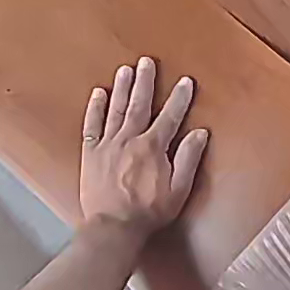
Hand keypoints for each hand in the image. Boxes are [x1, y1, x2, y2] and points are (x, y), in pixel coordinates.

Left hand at [79, 56, 208, 239]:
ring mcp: (107, 145)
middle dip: (145, 82)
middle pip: (139, 104)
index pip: (170, 116)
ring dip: (122, 88)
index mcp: (152, 147)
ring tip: (126, 69)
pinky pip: (92, 125)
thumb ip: (188, 159)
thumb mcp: (178, 189)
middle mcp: (129, 139)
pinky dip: (95, 109)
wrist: (114, 226)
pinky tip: (98, 94)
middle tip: (147, 62)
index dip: (179, 98)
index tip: (185, 82)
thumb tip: (199, 133)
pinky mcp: (90, 154)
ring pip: (116, 110)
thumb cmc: (149, 212)